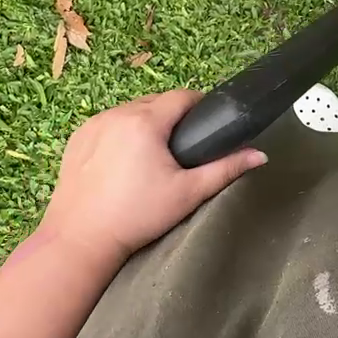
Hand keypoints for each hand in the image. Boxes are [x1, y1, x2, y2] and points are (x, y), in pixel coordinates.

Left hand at [37, 90, 265, 264]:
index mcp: (146, 121)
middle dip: (172, 118)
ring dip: (146, 123)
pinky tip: (124, 159)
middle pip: (156, 102)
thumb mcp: (188, 193)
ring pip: (131, 111)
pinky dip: (121, 133)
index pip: (182, 97)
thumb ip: (226, 169)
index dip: (199, 107)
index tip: (207, 126)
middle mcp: (118, 114)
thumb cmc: (138, 215)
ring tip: (154, 154)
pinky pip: (108, 123)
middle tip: (182, 149)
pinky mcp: (77, 137)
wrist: (79, 240)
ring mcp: (94, 124)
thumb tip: (261, 155)